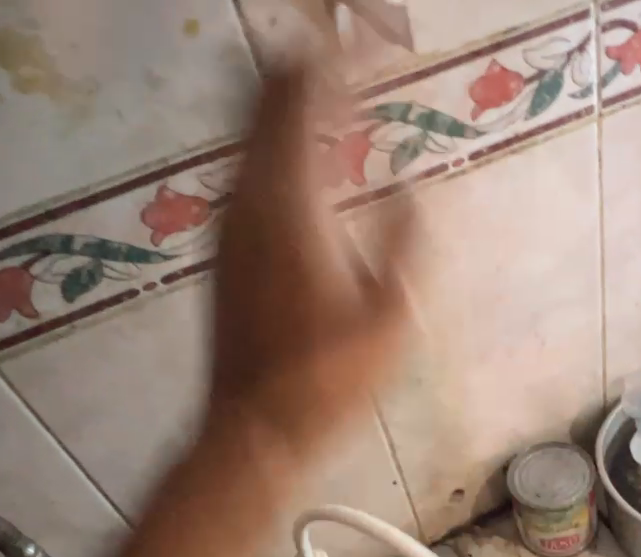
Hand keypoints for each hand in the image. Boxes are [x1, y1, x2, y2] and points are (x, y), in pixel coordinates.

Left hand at [211, 63, 415, 463]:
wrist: (255, 430)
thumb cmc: (328, 381)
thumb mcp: (391, 316)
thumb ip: (407, 239)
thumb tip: (416, 185)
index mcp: (289, 202)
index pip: (300, 93)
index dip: (337, 56)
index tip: (375, 42)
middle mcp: (246, 197)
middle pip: (263, 94)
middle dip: (308, 61)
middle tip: (353, 51)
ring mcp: (227, 223)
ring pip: (251, 131)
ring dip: (292, 104)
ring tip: (340, 95)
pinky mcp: (224, 249)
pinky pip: (249, 170)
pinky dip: (280, 146)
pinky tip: (313, 165)